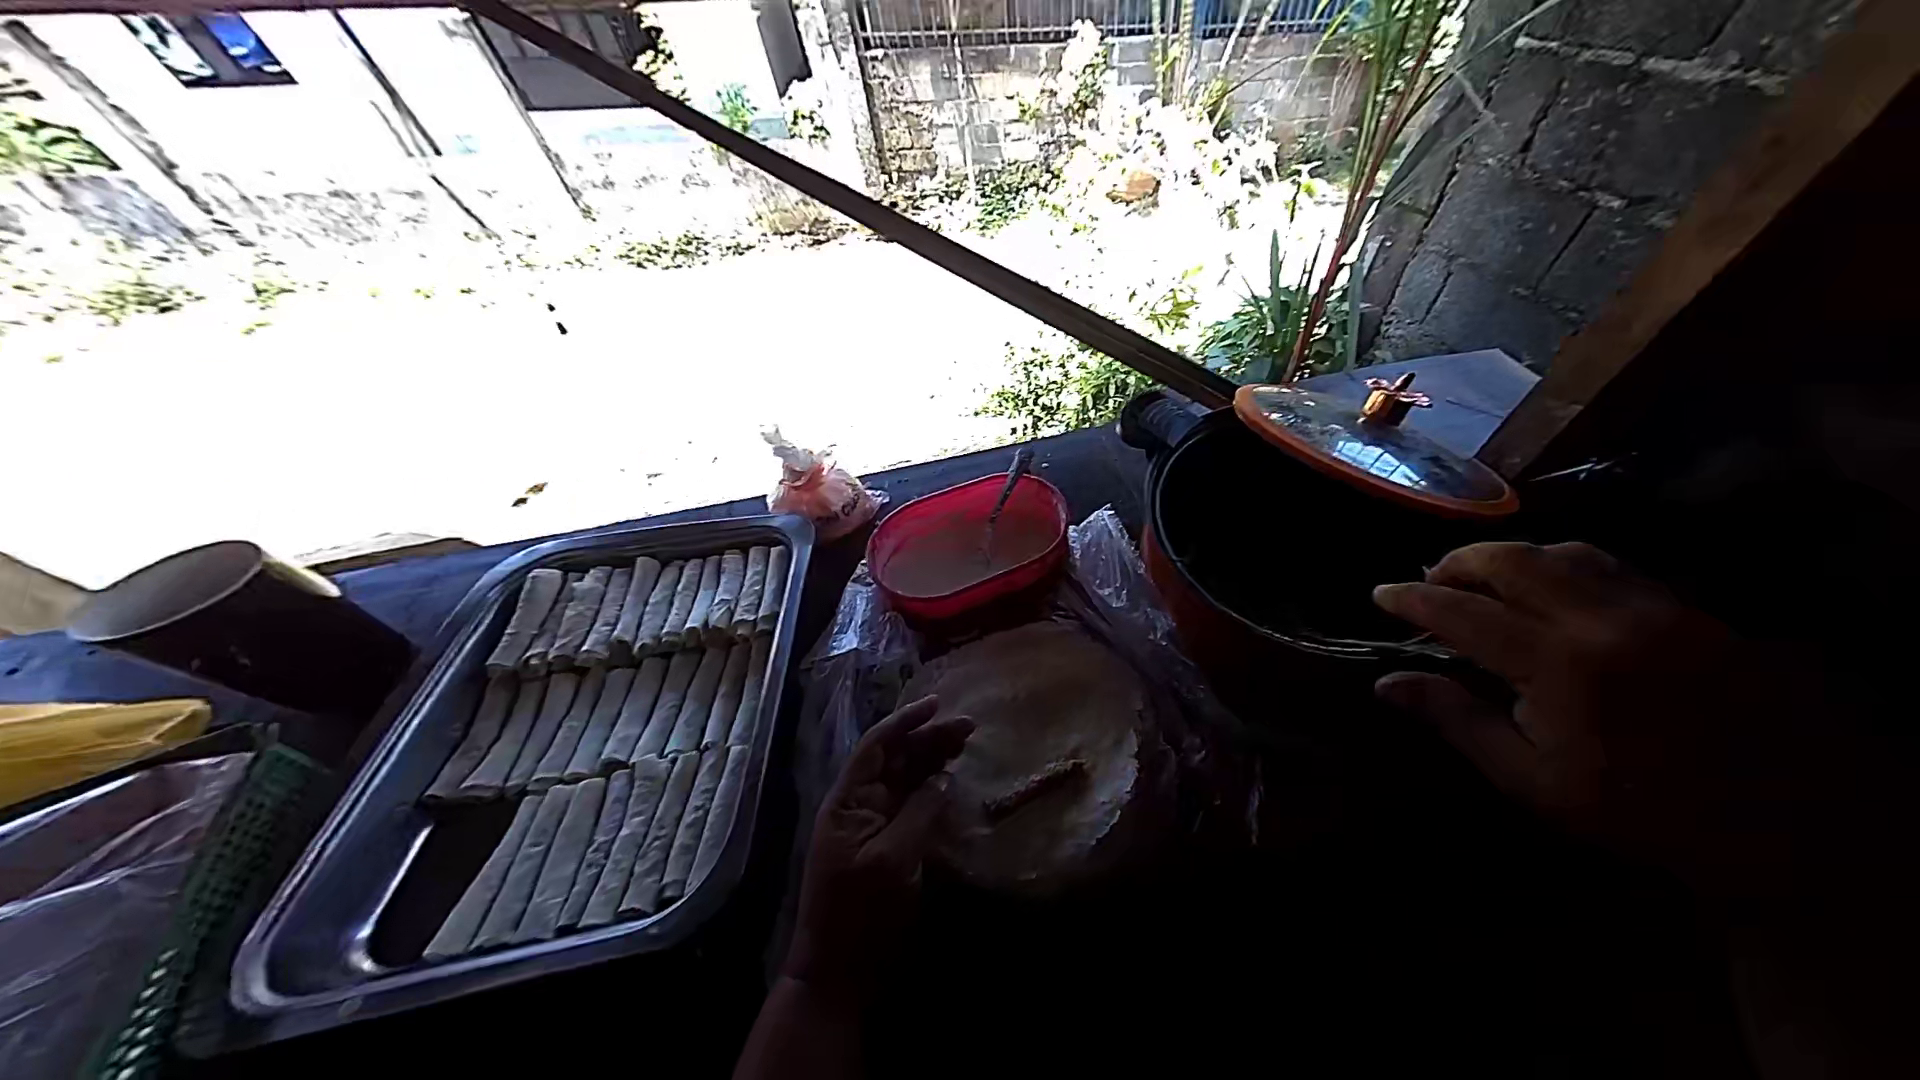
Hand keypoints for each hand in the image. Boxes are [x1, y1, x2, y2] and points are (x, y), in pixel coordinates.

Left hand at [784, 695, 972, 999]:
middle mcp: (862, 805)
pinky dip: (932, 790)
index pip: (877, 746)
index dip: (906, 721)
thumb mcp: (890, 862)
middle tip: (968, 727)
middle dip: (928, 739)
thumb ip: (918, 815)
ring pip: (907, 780)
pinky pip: (913, 806)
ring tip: (963, 745)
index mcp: (849, 801)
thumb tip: (942, 780)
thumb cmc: (859, 914)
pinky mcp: (892, 847)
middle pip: (896, 759)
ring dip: (932, 760)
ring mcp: (876, 826)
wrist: (840, 974)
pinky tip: (951, 782)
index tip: (937, 704)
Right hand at [1372, 542, 1775, 889]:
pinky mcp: (1693, 614)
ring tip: (1482, 582)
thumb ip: (1455, 718)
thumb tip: (1386, 683)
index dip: (1411, 600)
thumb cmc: (1638, 811)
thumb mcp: (1529, 777)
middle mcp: (1607, 621)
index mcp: (1560, 665)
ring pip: (1564, 553)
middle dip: (1457, 563)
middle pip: (1512, 560)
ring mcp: (1658, 611)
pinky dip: (1561, 567)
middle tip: (1428, 581)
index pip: (1462, 611)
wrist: (1794, 833)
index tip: (1379, 595)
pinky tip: (1548, 592)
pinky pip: (1612, 567)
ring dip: (1509, 559)